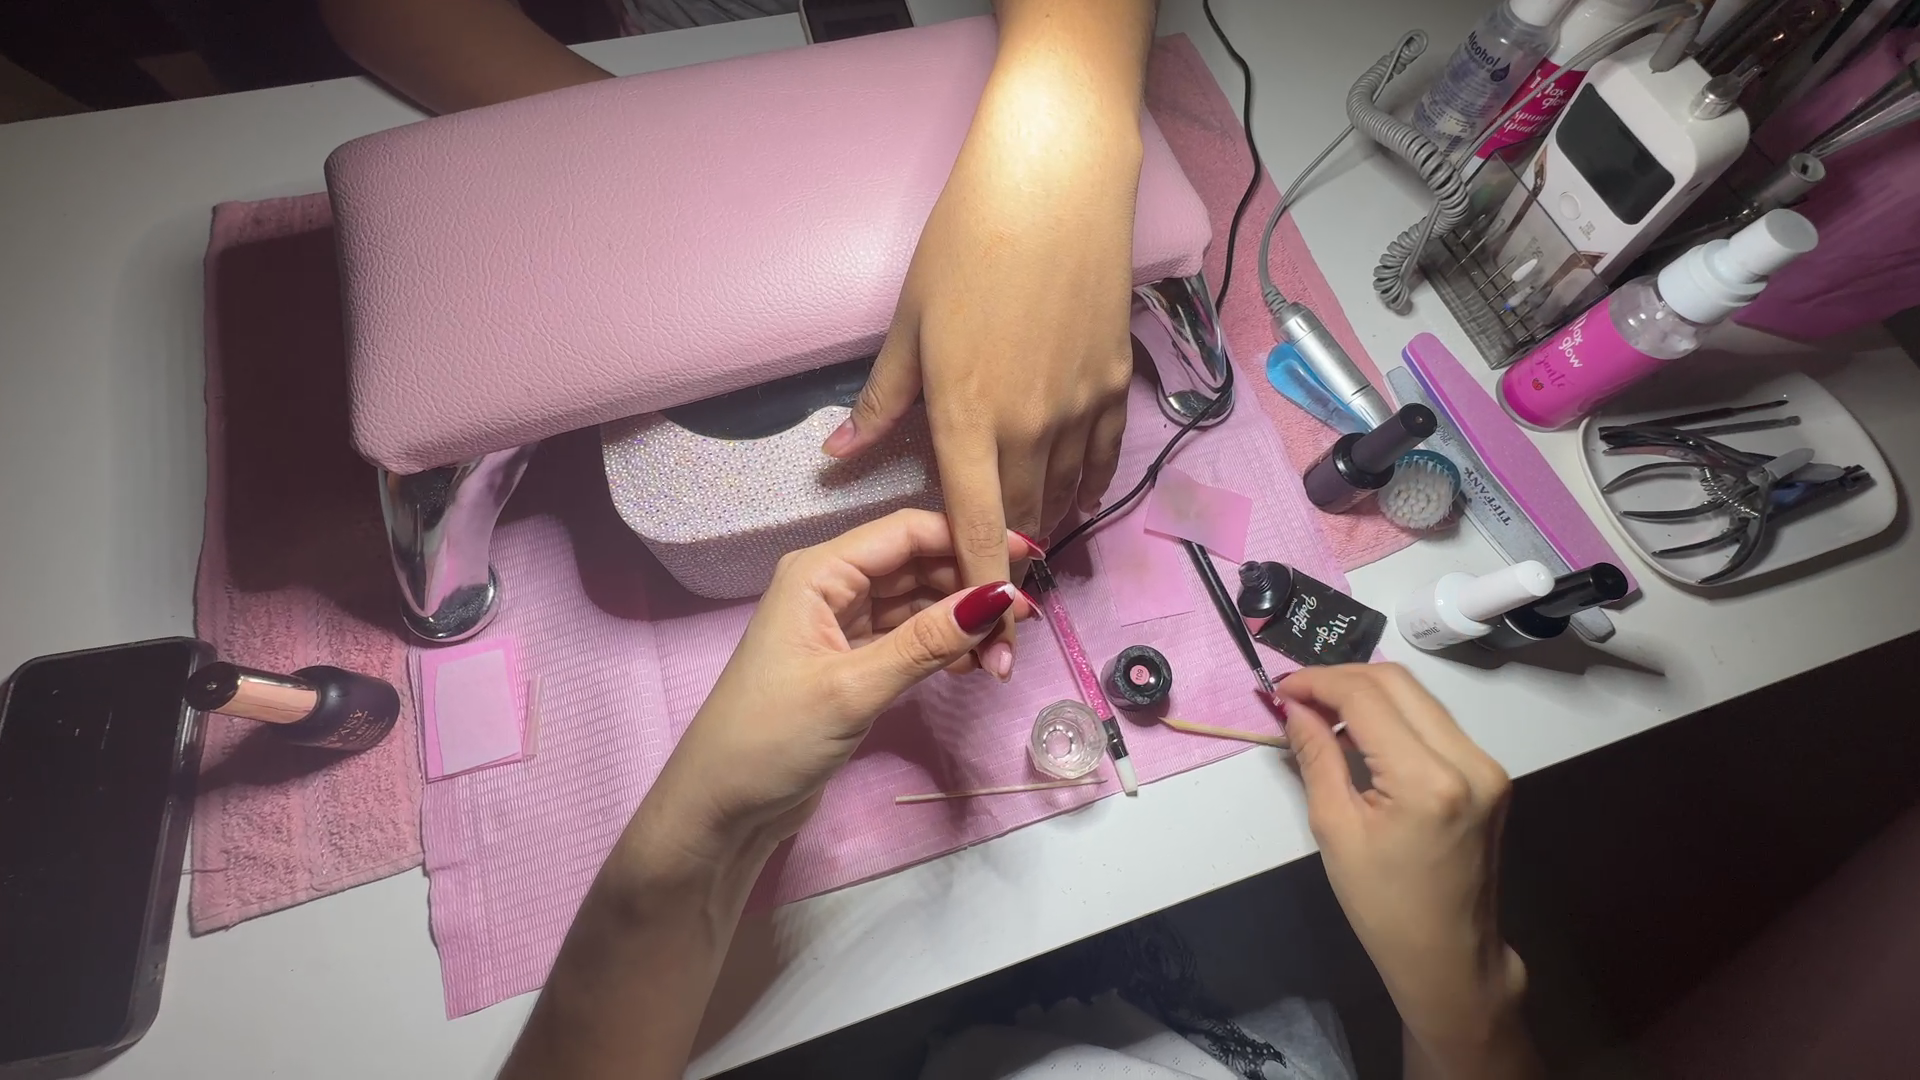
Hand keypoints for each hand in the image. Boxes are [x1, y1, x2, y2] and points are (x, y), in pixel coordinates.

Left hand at [651, 510, 1039, 850]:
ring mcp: (844, 622)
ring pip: (918, 602)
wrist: (721, 809)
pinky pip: (909, 635)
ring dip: (962, 622)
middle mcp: (833, 585)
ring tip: (1006, 651)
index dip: (967, 539)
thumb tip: (1000, 595)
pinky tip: (976, 664)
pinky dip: (943, 647)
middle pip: (918, 565)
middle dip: (971, 588)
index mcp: (820, 571)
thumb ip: (928, 641)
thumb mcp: (853, 688)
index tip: (1026, 559)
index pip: (908, 532)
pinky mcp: (854, 657)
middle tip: (1023, 623)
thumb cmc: (772, 739)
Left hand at [821, 60, 1145, 681]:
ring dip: (1041, 525)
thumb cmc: (967, 248)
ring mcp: (1080, 409)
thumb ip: (880, 404)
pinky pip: (1101, 461)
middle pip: (1021, 519)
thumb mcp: (909, 325)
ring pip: (1063, 495)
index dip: (979, 590)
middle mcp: (1030, 428)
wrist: (1059, 185)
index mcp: (967, 418)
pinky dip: (1082, 488)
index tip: (986, 637)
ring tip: (1024, 543)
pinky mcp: (1114, 388)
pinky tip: (1069, 498)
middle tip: (991, 582)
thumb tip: (838, 455)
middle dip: (1006, 558)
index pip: (973, 526)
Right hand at [1278, 665, 1534, 1075]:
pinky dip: (1387, 711)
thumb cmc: (1382, 902)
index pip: (1365, 697)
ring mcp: (1485, 765)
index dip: (1316, 682)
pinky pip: (1430, 718)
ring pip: (1415, 694)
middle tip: (1296, 696)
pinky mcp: (1486, 773)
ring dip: (1362, 690)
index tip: (1279, 690)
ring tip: (1319, 710)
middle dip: (1338, 678)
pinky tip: (1355, 730)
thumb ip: (1315, 754)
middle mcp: (1469, 761)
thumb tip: (1293, 705)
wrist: (1449, 956)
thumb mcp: (1333, 826)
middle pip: (1395, 682)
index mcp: (1428, 780)